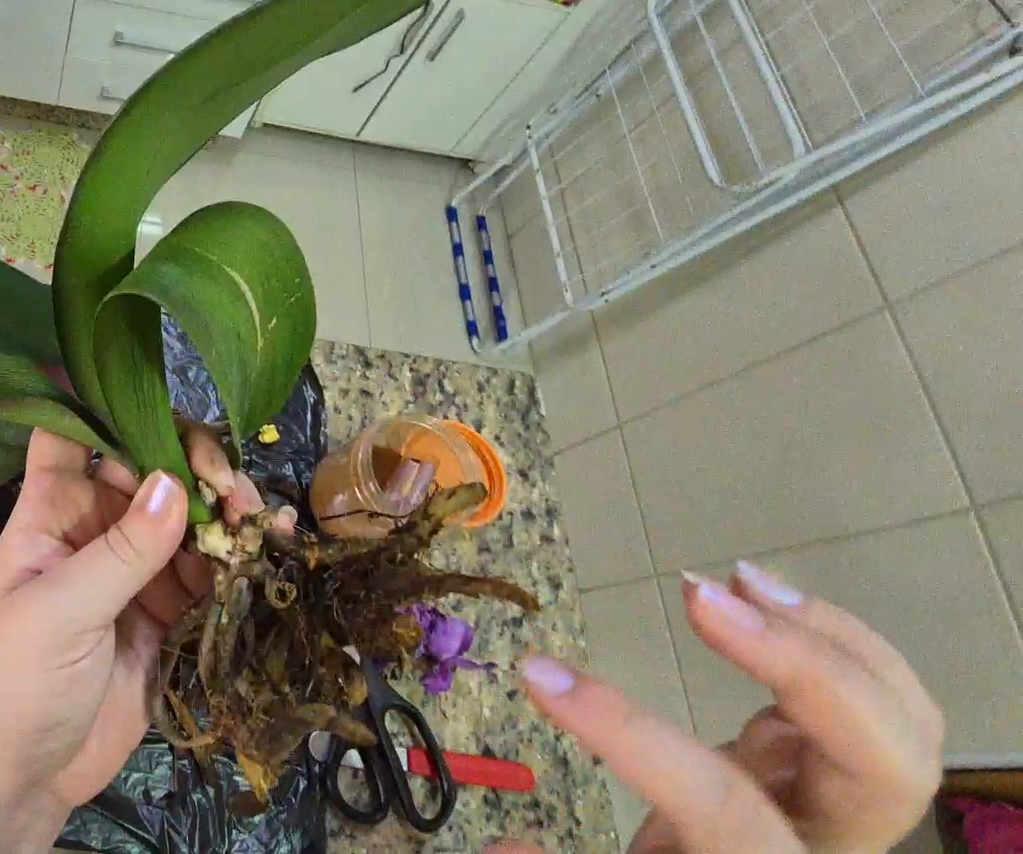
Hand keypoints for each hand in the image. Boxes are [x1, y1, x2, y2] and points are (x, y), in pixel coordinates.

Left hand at [0, 428, 264, 851]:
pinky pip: (203, 567)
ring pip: (181, 515)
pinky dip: (234, 554)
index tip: (145, 384)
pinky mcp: (164, 606)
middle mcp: (92, 527)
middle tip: (225, 482)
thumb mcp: (60, 612)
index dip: (93, 402)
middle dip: (187, 462)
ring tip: (254, 515)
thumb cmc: (18, 682)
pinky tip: (267, 542)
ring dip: (220, 507)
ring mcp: (130, 566)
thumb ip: (121, 551)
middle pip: (143, 467)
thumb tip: (173, 483)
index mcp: (50, 512)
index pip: (65, 436)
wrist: (29, 776)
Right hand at [489, 563, 942, 853]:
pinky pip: (872, 700)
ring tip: (734, 575)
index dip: (631, 735)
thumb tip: (501, 844)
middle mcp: (835, 845)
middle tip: (695, 595)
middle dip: (803, 669)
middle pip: (884, 766)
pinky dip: (826, 635)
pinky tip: (754, 591)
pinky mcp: (816, 763)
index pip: (725, 808)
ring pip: (901, 723)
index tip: (538, 674)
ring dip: (824, 636)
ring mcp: (839, 801)